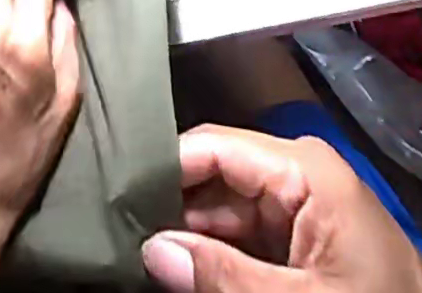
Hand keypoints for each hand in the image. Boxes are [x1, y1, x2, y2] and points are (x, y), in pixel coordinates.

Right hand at [141, 126, 421, 292]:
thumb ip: (225, 276)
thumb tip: (152, 248)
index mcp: (301, 166)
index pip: (215, 146)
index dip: (166, 166)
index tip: (119, 194)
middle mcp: (294, 172)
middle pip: (214, 175)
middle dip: (171, 205)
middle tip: (121, 230)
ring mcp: (295, 205)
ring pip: (221, 208)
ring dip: (186, 233)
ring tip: (137, 250)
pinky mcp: (297, 237)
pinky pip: (241, 235)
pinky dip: (211, 253)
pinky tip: (177, 268)